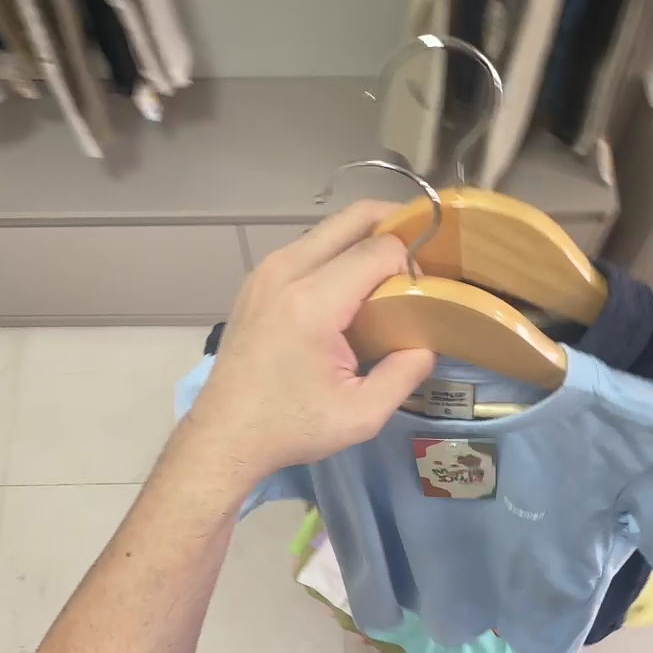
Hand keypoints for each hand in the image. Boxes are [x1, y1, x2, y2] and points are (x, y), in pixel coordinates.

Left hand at [179, 201, 435, 485]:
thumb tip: (427, 343)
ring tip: (387, 278)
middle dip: (393, 226)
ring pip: (328, 230)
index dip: (411, 262)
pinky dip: (335, 256)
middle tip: (419, 257)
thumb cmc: (291, 427)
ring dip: (362, 241)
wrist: (225, 434)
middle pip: (352, 218)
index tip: (422, 293)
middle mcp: (285, 271)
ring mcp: (266, 272)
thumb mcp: (361, 415)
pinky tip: (350, 292)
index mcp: (312, 302)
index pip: (379, 248)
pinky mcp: (257, 281)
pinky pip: (307, 249)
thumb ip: (404, 374)